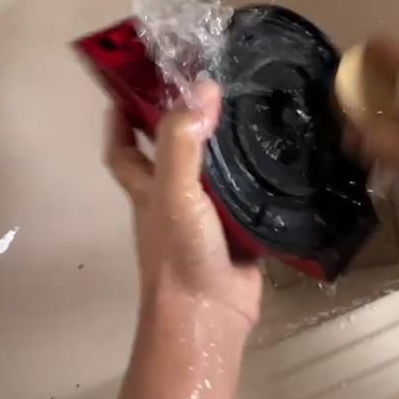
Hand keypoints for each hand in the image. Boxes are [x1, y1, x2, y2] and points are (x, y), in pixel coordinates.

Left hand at [105, 79, 261, 329]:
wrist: (211, 314)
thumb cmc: (180, 254)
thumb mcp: (174, 192)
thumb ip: (182, 142)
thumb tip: (202, 87)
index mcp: (149, 190)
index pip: (124, 149)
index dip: (120, 119)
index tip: (131, 84)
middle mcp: (173, 199)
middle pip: (171, 153)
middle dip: (182, 122)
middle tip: (211, 84)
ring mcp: (207, 214)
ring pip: (212, 169)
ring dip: (225, 143)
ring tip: (252, 105)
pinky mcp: (239, 226)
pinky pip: (247, 189)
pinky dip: (257, 170)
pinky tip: (278, 151)